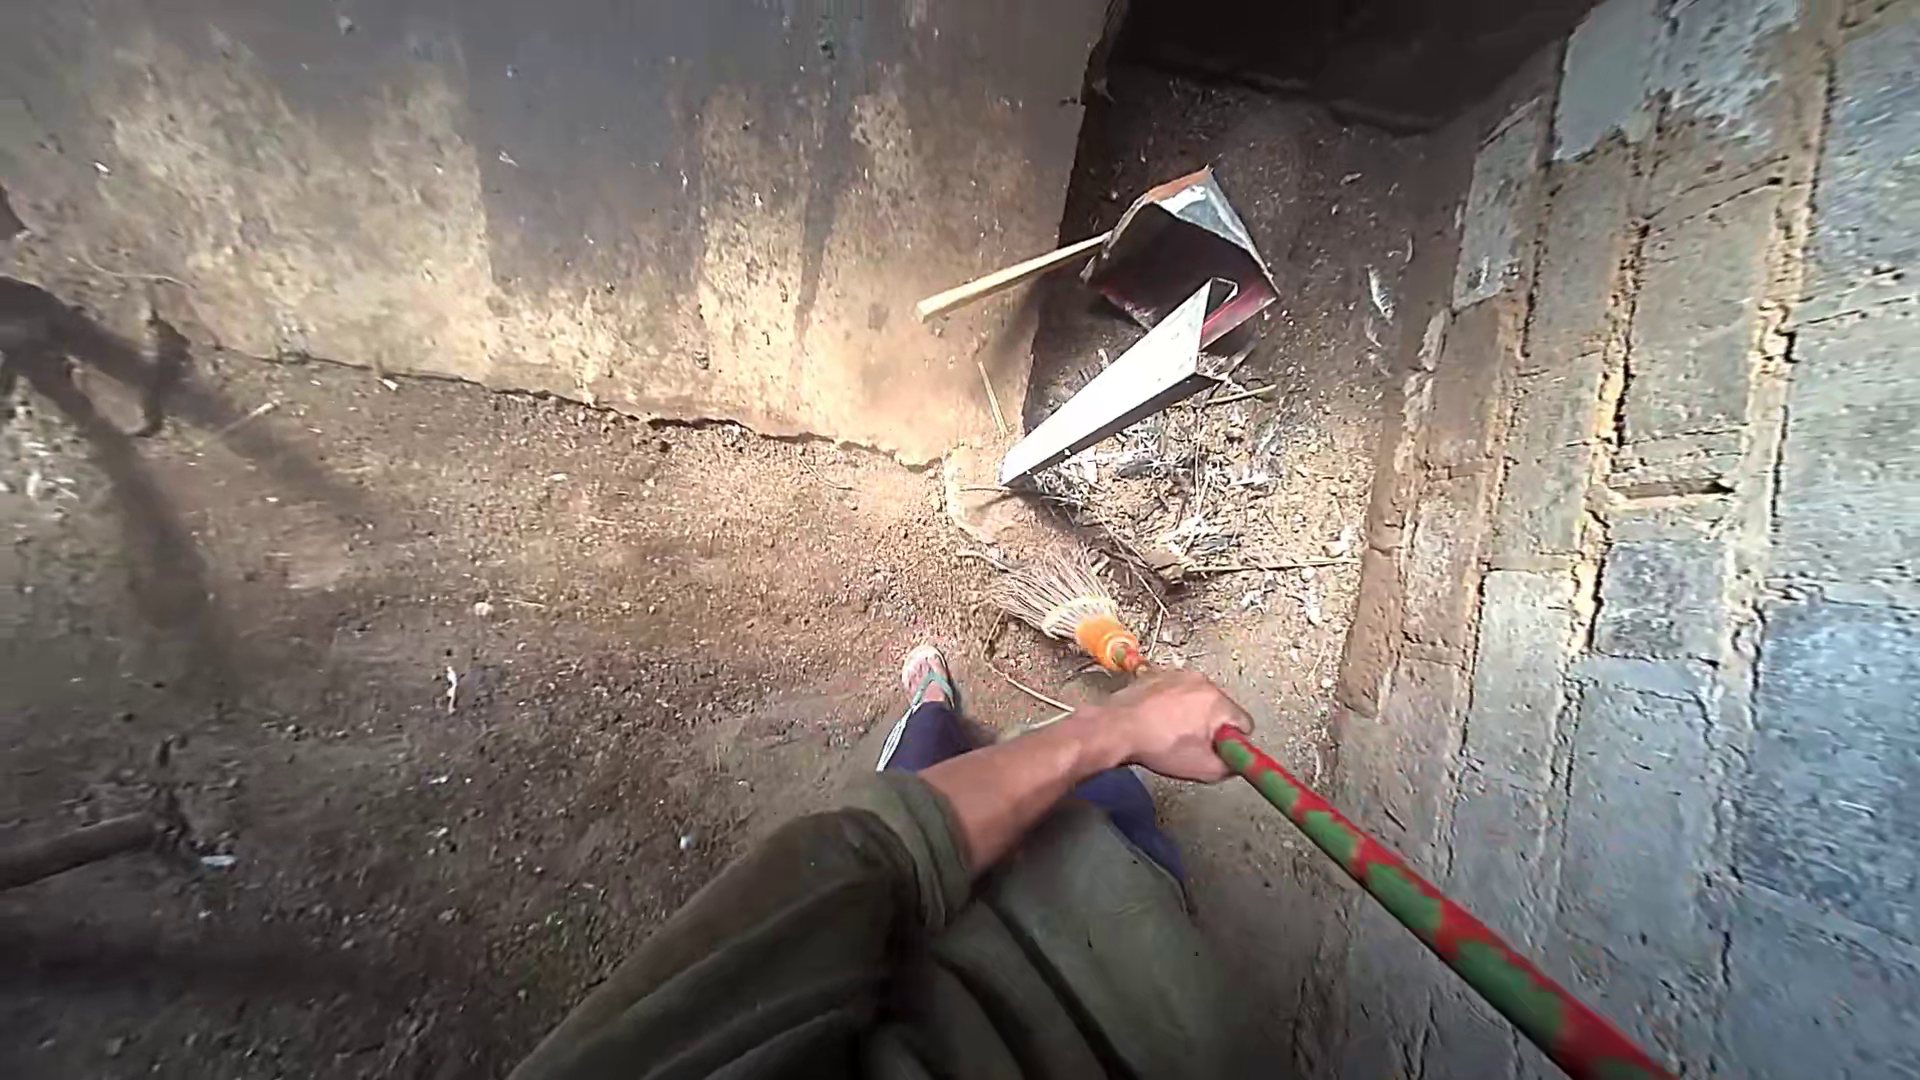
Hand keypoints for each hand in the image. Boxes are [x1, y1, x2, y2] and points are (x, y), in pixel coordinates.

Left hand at [1088, 669, 1252, 781]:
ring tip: (1171, 732)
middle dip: (1211, 727)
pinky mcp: (1158, 675)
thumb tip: (1236, 761)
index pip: (1244, 724)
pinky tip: (1159, 721)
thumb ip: (1232, 765)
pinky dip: (1171, 704)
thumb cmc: (1154, 744)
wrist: (1117, 728)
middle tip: (1192, 744)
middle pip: (1221, 709)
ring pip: (1197, 699)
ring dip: (1190, 714)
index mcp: (1216, 700)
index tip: (1219, 750)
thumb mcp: (1205, 769)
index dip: (1233, 742)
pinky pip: (1176, 692)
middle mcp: (1199, 681)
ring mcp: (1177, 675)